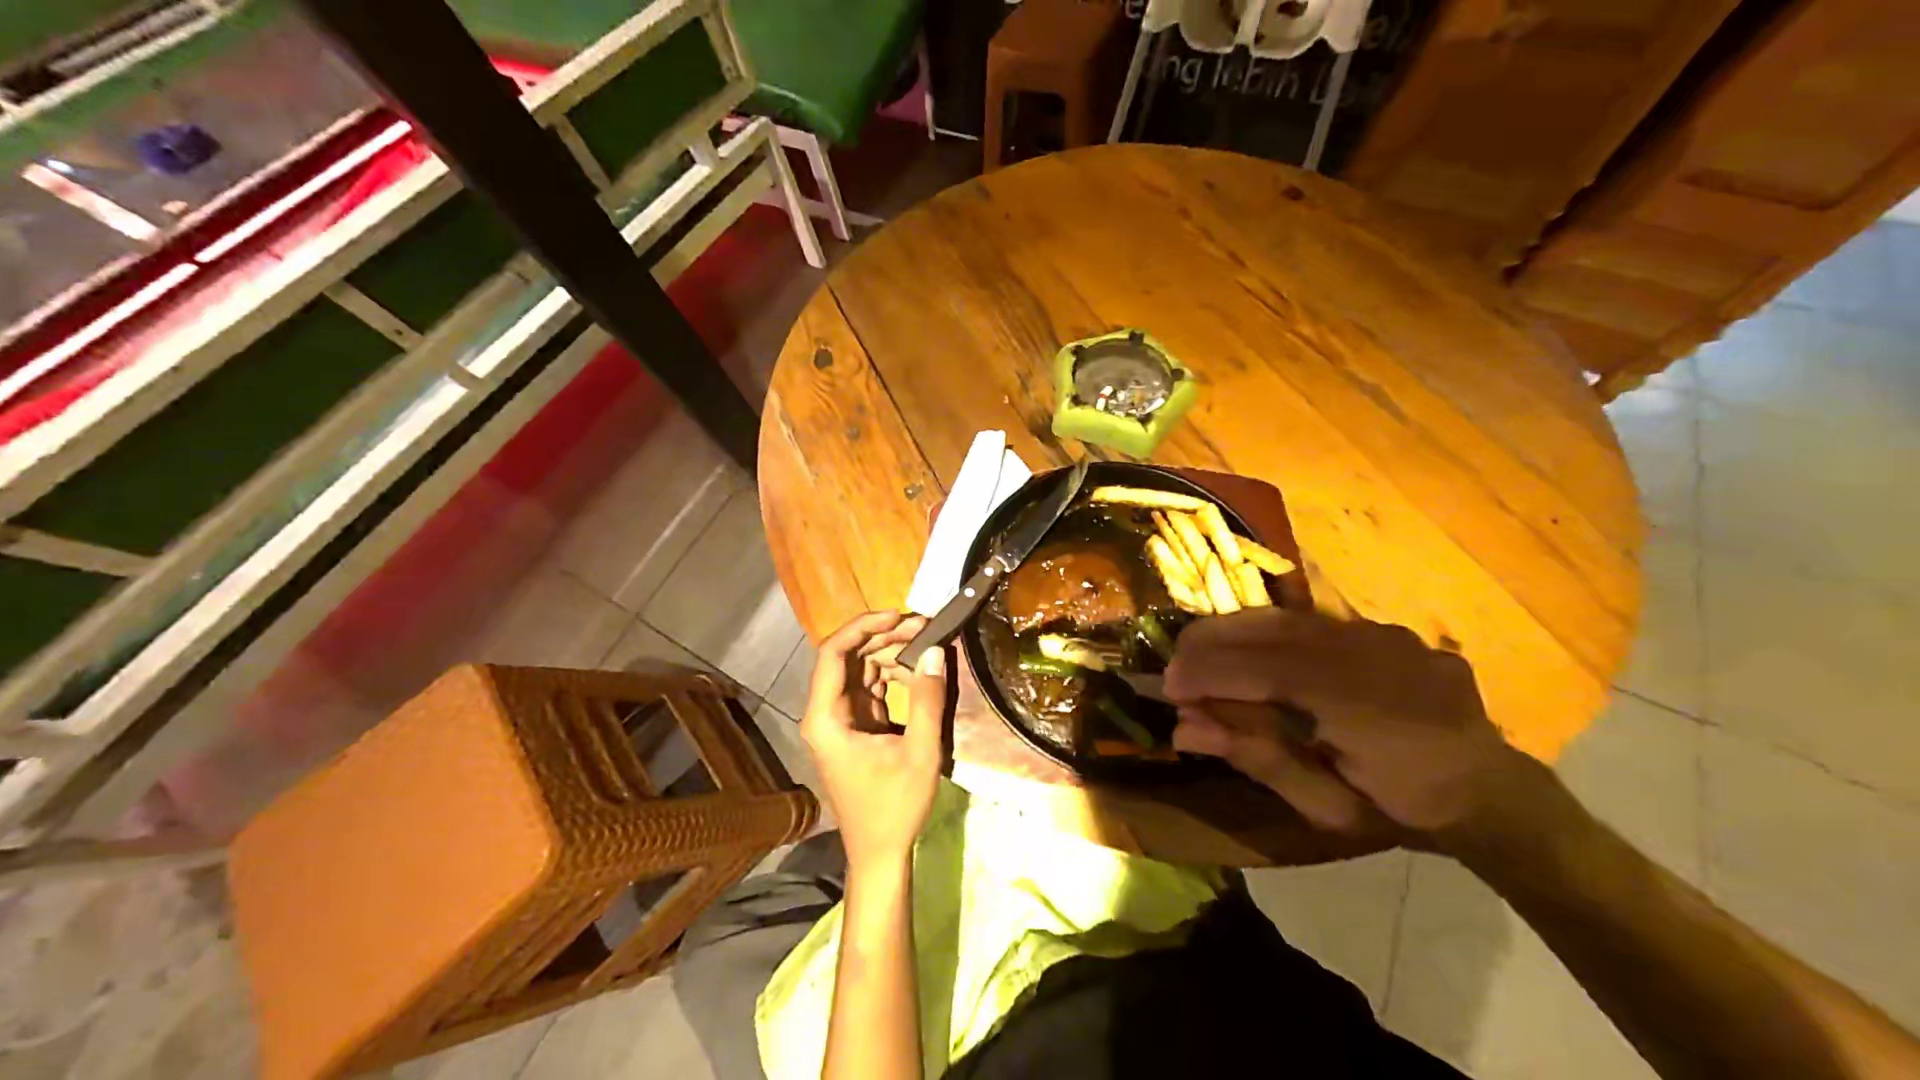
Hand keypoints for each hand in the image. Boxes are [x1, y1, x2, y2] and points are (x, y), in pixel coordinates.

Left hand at [800, 611, 949, 871]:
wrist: (879, 852)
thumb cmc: (894, 807)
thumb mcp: (919, 752)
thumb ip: (927, 699)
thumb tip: (935, 651)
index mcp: (826, 718)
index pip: (833, 654)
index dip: (862, 627)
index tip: (898, 615)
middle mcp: (825, 713)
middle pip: (847, 657)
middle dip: (883, 637)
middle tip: (924, 626)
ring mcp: (838, 720)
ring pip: (858, 669)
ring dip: (888, 653)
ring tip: (925, 641)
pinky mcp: (853, 727)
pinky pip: (867, 688)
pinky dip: (890, 675)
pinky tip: (917, 670)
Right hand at [1163, 609, 1560, 850]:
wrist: (1491, 794)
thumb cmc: (1402, 813)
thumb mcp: (1326, 806)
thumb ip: (1257, 757)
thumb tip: (1186, 727)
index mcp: (1361, 706)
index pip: (1263, 670)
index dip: (1208, 672)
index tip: (1167, 687)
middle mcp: (1372, 655)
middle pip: (1269, 630)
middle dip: (1211, 643)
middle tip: (1174, 667)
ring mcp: (1384, 636)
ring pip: (1289, 619)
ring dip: (1235, 632)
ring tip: (1199, 653)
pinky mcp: (1387, 630)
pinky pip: (1314, 624)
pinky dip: (1270, 633)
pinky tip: (1251, 653)